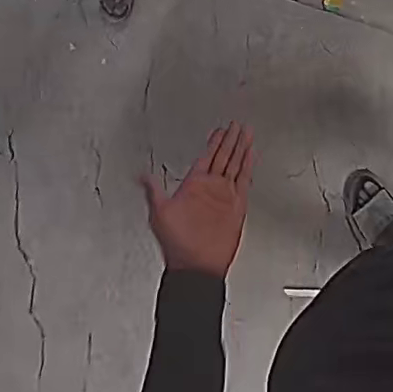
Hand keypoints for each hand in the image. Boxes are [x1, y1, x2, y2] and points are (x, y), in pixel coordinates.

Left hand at [141, 121, 253, 277]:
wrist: (196, 266)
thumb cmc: (177, 245)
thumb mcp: (159, 213)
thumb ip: (153, 191)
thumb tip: (141, 176)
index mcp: (193, 185)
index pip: (207, 156)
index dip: (214, 142)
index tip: (219, 129)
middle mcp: (210, 188)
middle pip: (223, 156)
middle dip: (230, 139)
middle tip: (236, 125)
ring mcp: (224, 196)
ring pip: (235, 164)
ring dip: (241, 148)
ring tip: (246, 133)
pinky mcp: (236, 206)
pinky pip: (244, 181)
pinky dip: (248, 166)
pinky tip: (251, 155)